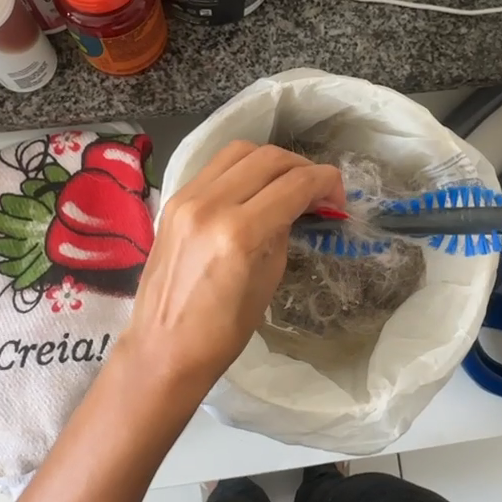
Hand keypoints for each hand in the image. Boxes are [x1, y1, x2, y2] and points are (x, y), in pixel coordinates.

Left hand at [120, 141, 344, 398]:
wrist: (162, 350)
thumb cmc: (223, 331)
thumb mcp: (268, 279)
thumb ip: (282, 231)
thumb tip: (298, 204)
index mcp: (239, 233)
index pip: (294, 185)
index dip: (325, 182)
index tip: (338, 196)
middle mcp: (211, 204)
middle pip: (269, 158)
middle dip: (303, 167)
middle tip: (318, 190)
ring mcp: (187, 198)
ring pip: (240, 151)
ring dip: (272, 160)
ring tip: (287, 182)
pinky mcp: (173, 201)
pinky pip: (216, 166)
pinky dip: (243, 167)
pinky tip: (255, 187)